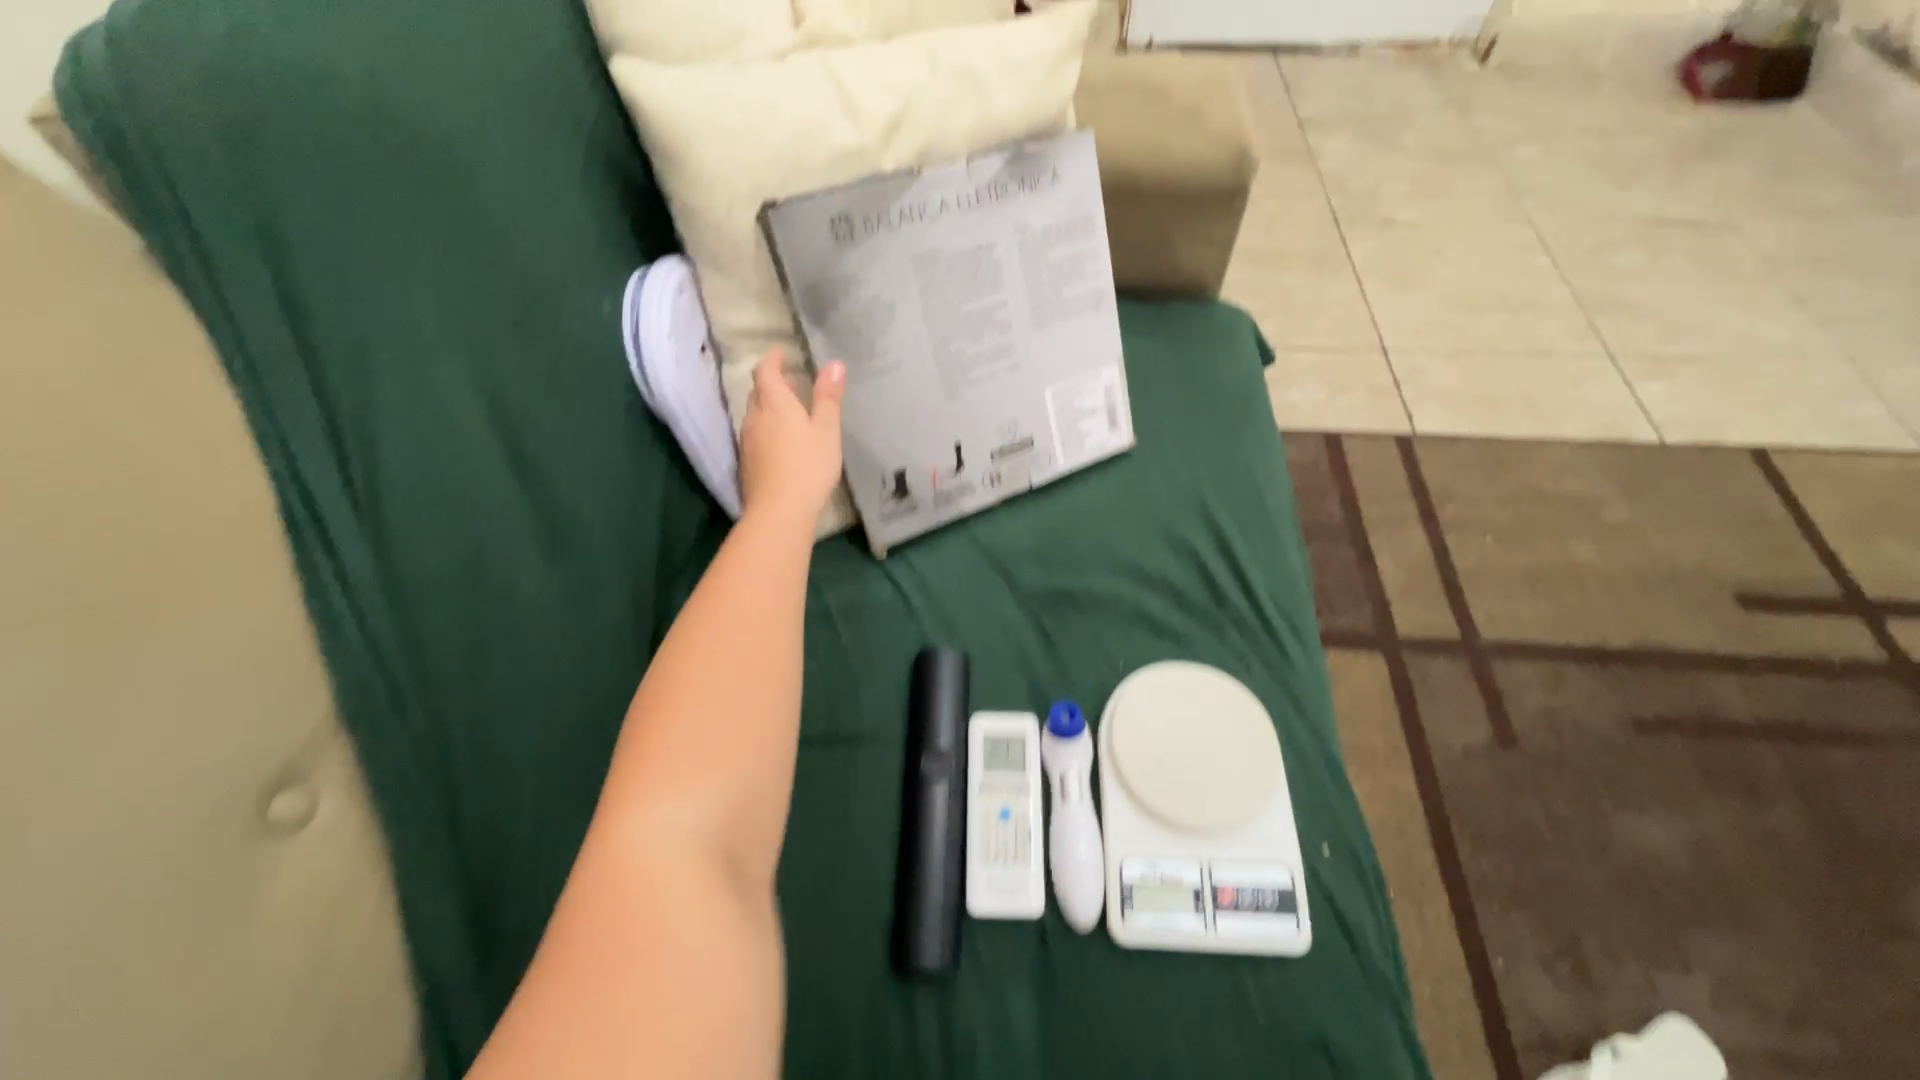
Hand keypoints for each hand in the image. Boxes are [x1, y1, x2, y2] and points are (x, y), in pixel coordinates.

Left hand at [738, 348, 845, 528]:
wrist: (778, 511)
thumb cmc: (808, 465)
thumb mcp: (826, 430)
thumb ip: (828, 397)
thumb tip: (834, 364)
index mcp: (774, 403)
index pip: (765, 371)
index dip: (772, 360)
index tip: (782, 354)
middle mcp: (754, 417)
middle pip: (758, 392)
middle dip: (772, 384)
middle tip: (791, 383)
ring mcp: (747, 441)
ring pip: (755, 415)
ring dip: (769, 408)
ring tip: (790, 413)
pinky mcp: (746, 463)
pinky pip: (755, 435)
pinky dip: (767, 429)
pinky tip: (782, 443)